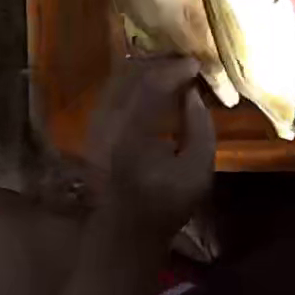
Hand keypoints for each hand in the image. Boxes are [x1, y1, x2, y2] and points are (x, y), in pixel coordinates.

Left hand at [85, 57, 215, 245]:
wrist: (126, 232)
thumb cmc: (167, 203)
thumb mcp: (198, 169)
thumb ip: (201, 127)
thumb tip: (193, 93)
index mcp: (132, 134)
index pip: (151, 86)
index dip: (174, 70)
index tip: (195, 64)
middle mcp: (107, 123)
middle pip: (130, 76)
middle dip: (159, 64)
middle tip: (183, 62)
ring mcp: (96, 125)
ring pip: (117, 80)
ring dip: (144, 71)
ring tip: (169, 70)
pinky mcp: (93, 128)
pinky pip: (112, 92)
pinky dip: (132, 82)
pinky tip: (150, 85)